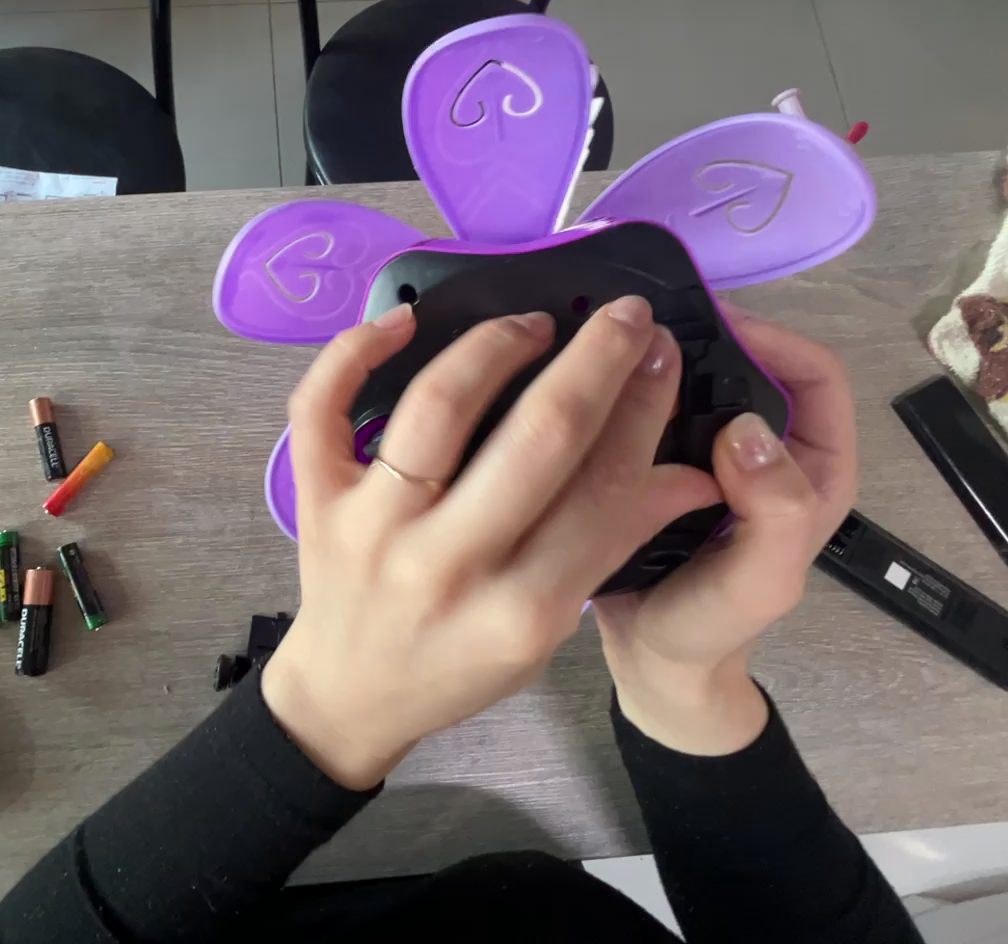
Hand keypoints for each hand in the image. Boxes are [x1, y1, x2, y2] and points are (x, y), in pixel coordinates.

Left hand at [261, 297, 721, 788]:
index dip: (643, 410)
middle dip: (594, 361)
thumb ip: (609, 548)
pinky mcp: (315, 501)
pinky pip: (319, 409)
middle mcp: (446, 562)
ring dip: (493, 346)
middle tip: (620, 314)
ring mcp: (370, 526)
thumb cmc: (455, 666)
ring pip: (436, 407)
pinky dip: (353, 351)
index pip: (604, 489)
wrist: (348, 693)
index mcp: (522, 609)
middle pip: (536, 436)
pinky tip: (403, 320)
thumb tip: (693, 472)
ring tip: (530, 321)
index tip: (660, 353)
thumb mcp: (546, 633)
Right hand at [593, 312, 856, 754]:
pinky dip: (621, 395)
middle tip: (636, 333)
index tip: (706, 326)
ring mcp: (700, 455)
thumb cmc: (711, 626)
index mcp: (806, 467)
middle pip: (744, 368)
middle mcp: (755, 451)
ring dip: (654, 364)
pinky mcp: (652, 463)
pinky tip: (582, 392)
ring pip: (689, 386)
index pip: (812, 377)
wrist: (647, 658)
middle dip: (699, 341)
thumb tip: (747, 429)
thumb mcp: (760, 583)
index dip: (771, 340)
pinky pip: (644, 413)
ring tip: (602, 352)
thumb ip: (778, 515)